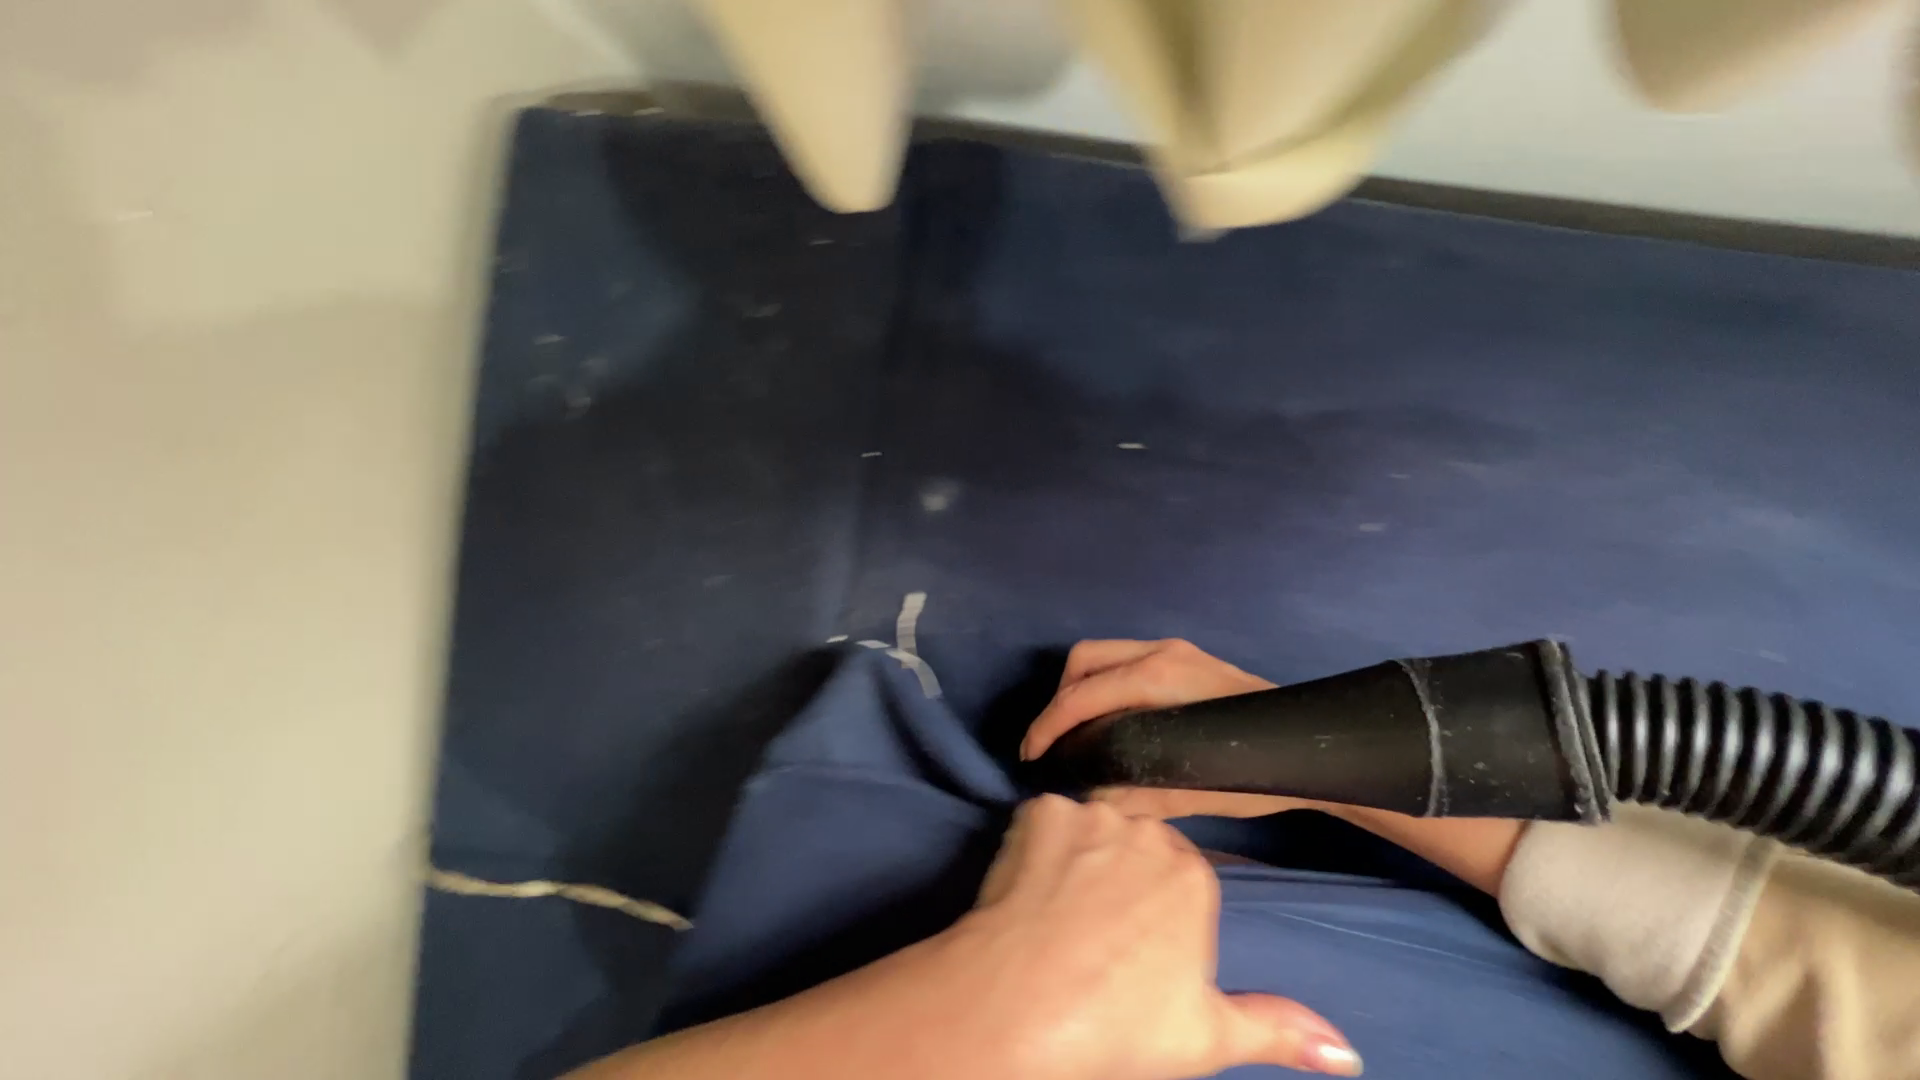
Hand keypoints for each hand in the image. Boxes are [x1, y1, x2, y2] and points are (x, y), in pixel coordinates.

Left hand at [941, 795, 1361, 1079]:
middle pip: (1134, 846)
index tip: (1130, 947)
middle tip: (1092, 931)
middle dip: (1119, 878)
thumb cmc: (1119, 1024)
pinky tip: (1029, 887)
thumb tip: (1348, 1053)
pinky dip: (1037, 846)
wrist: (1022, 1004)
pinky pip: (1043, 821)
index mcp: (1194, 876)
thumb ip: (1277, 1029)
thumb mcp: (1208, 1036)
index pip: (1179, 879)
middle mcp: (1147, 832)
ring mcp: (1090, 816)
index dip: (1152, 914)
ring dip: (1078, 858)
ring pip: (1089, 830)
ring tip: (1057, 911)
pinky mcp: (1040, 810)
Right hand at [1020, 638, 1316, 820]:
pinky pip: (1120, 661)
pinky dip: (1100, 685)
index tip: (1031, 755)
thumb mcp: (1196, 791)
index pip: (1084, 694)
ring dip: (1077, 690)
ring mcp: (1173, 649)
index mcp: (1162, 676)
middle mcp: (1162, 652)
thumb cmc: (1257, 770)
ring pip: (1100, 656)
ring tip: (1072, 733)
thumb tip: (1086, 801)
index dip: (1049, 724)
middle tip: (1052, 743)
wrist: (1312, 747)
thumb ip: (1138, 795)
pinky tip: (1105, 720)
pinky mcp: (1180, 657)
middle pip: (1084, 660)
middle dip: (1058, 700)